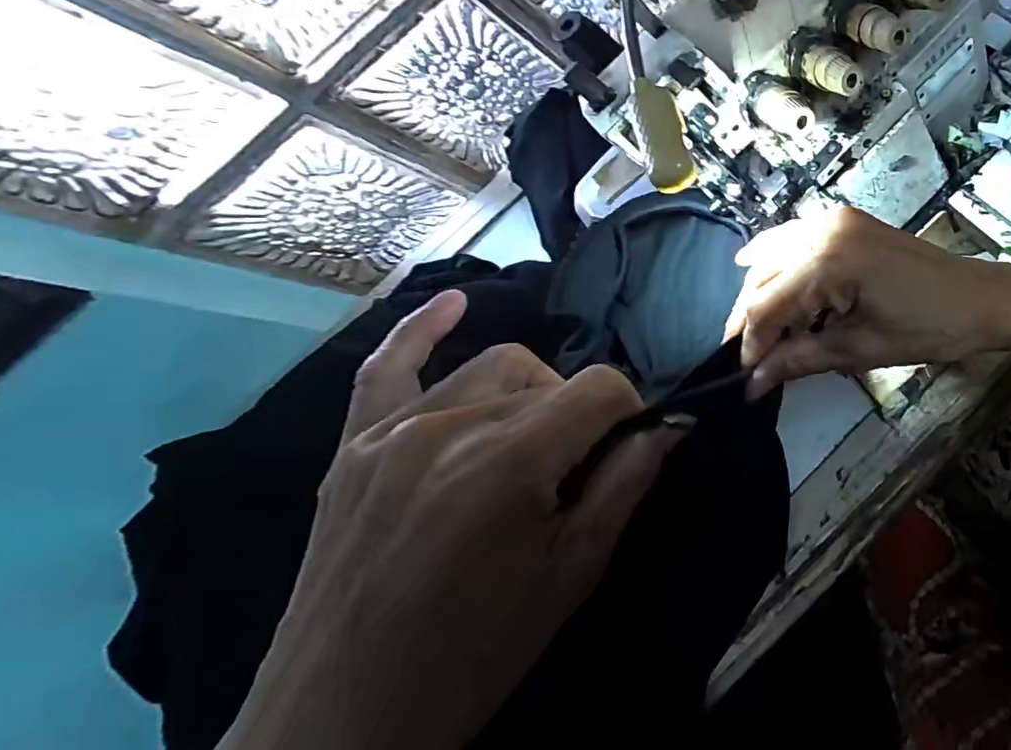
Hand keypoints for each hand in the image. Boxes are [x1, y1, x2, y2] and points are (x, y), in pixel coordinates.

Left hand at [221, 291, 687, 749]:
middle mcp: (449, 428)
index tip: (629, 451)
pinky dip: (422, 330)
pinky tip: (454, 303)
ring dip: (530, 396)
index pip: (599, 389)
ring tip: (530, 449)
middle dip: (579, 415)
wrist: (340, 726)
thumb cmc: (473, 656)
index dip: (629, 414)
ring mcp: (392, 431)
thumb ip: (625, 484)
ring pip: (492, 371)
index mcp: (507, 462)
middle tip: (577, 474)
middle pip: (548, 380)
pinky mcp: (353, 447)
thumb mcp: (571, 576)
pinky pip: (386, 368)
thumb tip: (670, 423)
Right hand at [725, 207, 1010, 395]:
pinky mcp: (845, 220)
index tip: (744, 376)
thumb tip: (752, 382)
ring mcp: (834, 218)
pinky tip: (771, 284)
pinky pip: (797, 240)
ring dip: (762, 290)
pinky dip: (781, 264)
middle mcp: (824, 229)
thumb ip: (800, 359)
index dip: (751, 343)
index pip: (768, 304)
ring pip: (775, 253)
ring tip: (759, 330)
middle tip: (748, 357)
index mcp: (829, 260)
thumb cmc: (931, 327)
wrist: (982, 297)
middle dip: (752, 317)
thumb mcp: (862, 348)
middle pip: (765, 275)